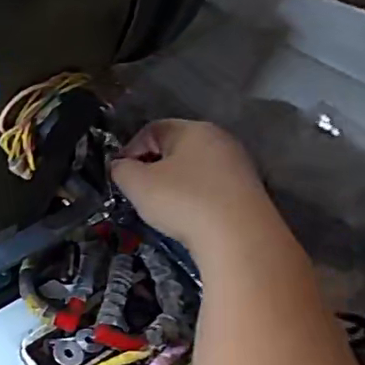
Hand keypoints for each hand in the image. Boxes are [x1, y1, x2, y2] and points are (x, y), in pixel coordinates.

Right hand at [109, 119, 270, 255]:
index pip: (152, 129)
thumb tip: (120, 166)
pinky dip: (193, 197)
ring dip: (173, 184)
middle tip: (139, 193)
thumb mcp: (138, 185)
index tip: (120, 175)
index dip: (130, 149)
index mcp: (192, 129)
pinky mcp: (245, 189)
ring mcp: (236, 163)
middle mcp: (218, 138)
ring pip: (193, 168)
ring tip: (162, 208)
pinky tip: (188, 216)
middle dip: (152, 167)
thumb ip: (122, 170)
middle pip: (175, 147)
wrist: (237, 234)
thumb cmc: (182, 201)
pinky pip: (209, 186)